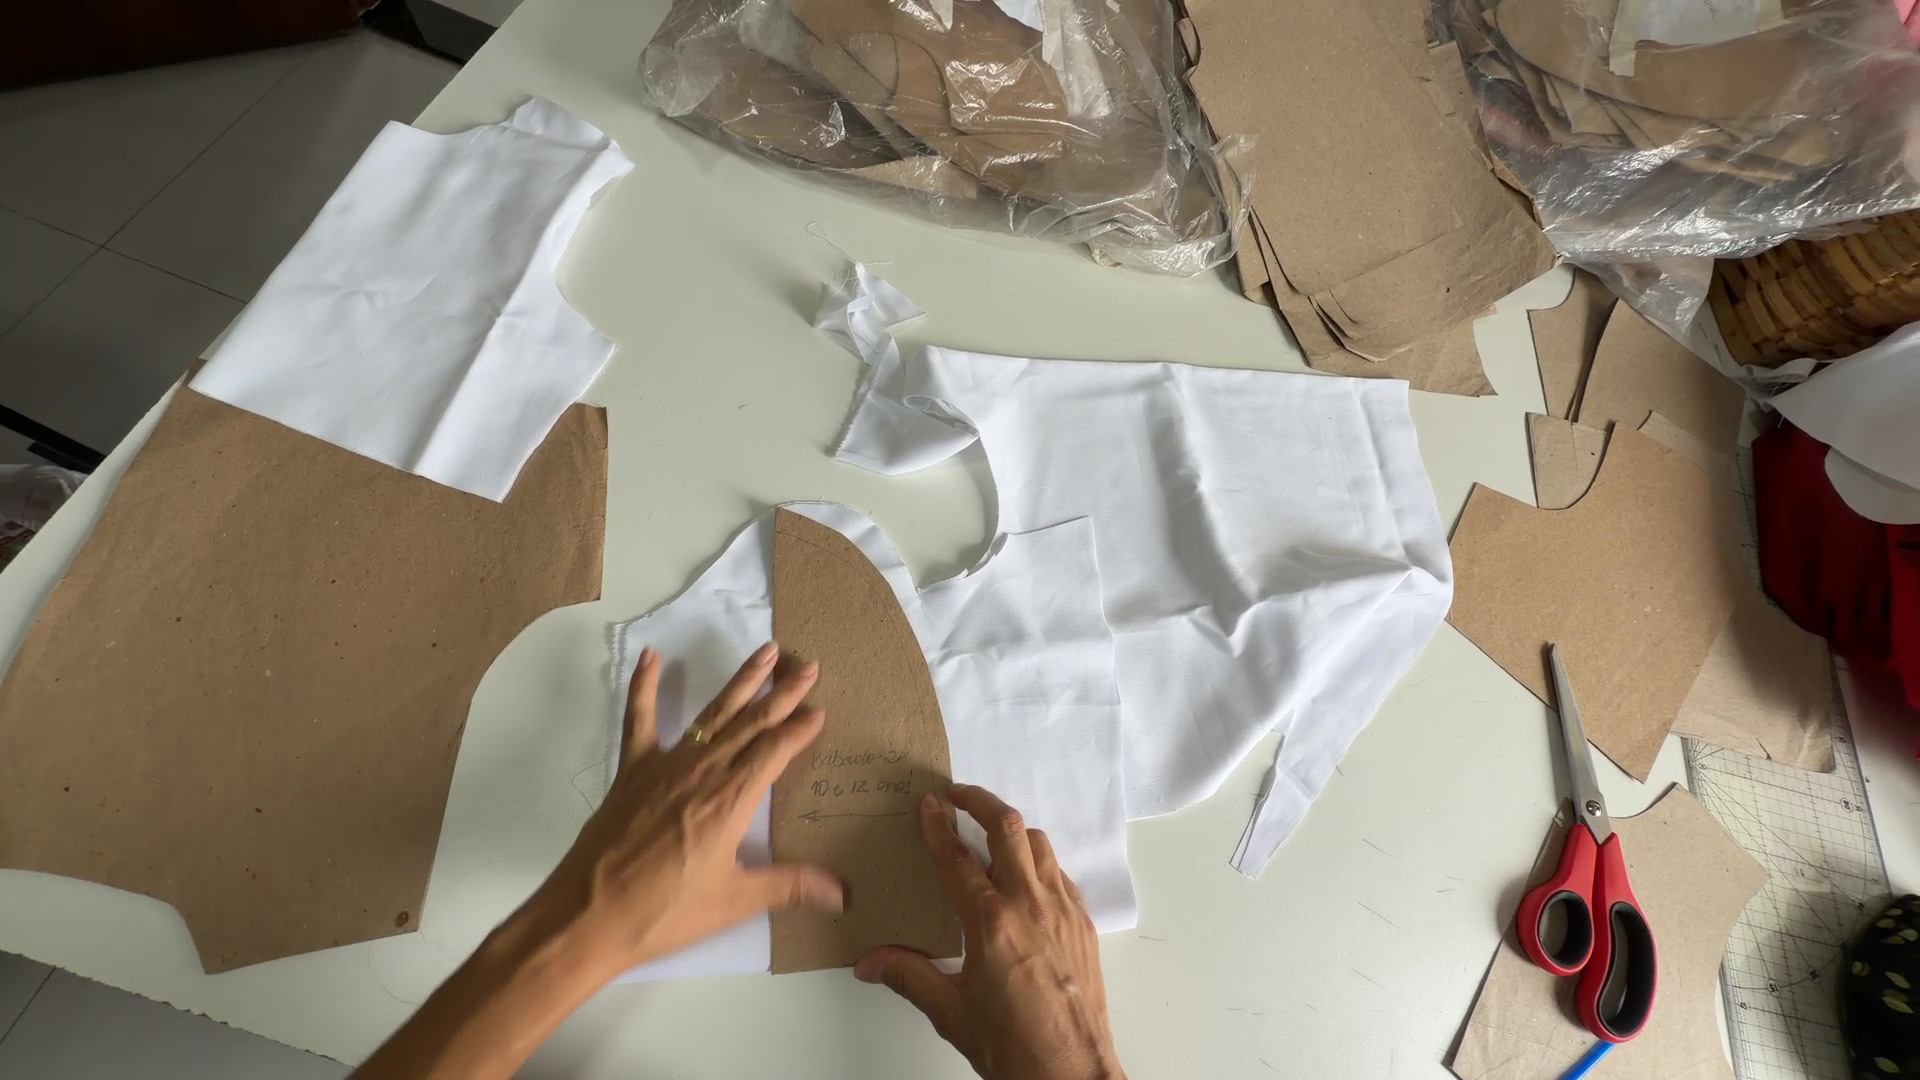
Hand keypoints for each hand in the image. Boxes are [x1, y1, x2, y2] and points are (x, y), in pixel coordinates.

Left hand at [529, 642, 844, 978]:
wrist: (585, 918)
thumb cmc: (665, 912)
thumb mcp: (734, 901)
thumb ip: (790, 886)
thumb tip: (843, 894)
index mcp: (732, 798)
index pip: (776, 749)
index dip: (801, 728)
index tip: (820, 710)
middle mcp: (704, 770)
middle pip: (753, 722)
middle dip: (783, 693)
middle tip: (807, 666)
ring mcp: (667, 764)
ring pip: (714, 712)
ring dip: (742, 680)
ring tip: (765, 651)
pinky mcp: (633, 769)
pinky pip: (640, 719)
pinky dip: (643, 686)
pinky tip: (650, 656)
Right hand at [855, 785, 1125, 1079]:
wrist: (1071, 1076)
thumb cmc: (1010, 1046)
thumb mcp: (950, 1011)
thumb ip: (908, 975)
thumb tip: (868, 963)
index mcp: (990, 921)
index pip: (957, 857)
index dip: (938, 825)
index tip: (928, 803)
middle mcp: (1029, 903)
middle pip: (1006, 827)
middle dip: (980, 800)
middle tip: (959, 794)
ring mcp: (1062, 908)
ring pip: (1038, 843)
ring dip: (1012, 829)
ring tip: (991, 833)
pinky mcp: (1083, 921)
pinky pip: (1059, 873)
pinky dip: (1039, 862)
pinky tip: (1026, 879)